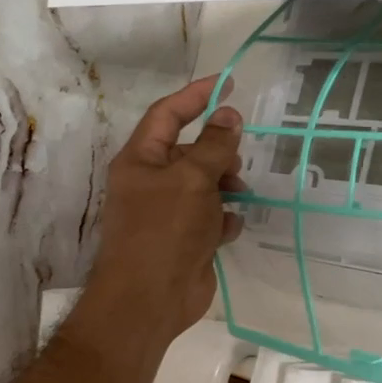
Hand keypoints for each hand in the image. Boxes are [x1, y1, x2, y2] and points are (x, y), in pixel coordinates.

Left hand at [66, 78, 244, 366]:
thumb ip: (215, 145)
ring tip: (241, 195)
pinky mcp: (185, 240)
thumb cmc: (165, 230)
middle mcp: (150, 182)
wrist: (150, 299)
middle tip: (240, 157)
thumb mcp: (193, 179)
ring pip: (204, 184)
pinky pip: (211, 217)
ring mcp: (167, 213)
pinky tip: (231, 227)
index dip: (196, 96)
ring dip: (226, 185)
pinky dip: (224, 218)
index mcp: (140, 160)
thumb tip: (229, 115)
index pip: (168, 114)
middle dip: (218, 149)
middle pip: (189, 150)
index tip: (228, 83)